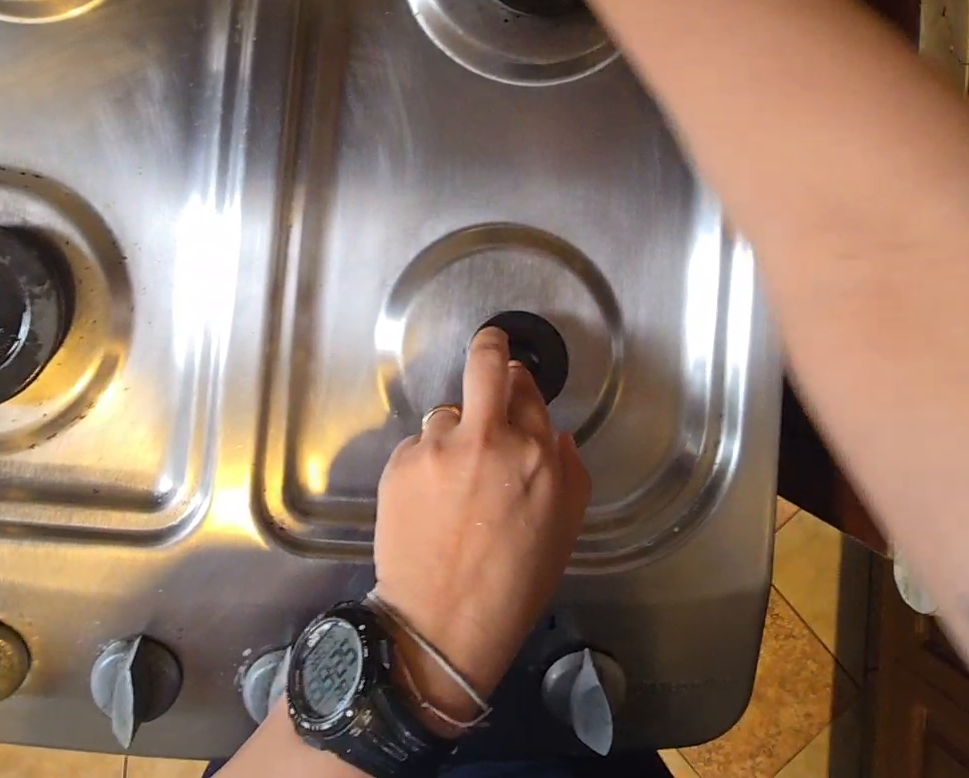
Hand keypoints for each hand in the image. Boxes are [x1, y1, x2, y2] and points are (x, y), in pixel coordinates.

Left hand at [372, 327, 591, 733]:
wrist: (440, 623)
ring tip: (450, 481)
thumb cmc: (512, 583)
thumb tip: (553, 434)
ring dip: (452, 433)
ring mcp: (439, 446)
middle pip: (486, 363)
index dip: (520, 387)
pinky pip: (418, 444)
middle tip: (489, 345)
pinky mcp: (402, 460)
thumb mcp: (564, 529)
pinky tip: (428, 500)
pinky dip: (425, 462)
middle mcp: (489, 439)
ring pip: (446, 412)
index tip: (514, 387)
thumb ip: (566, 471)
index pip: (528, 390)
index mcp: (537, 455)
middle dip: (489, 346)